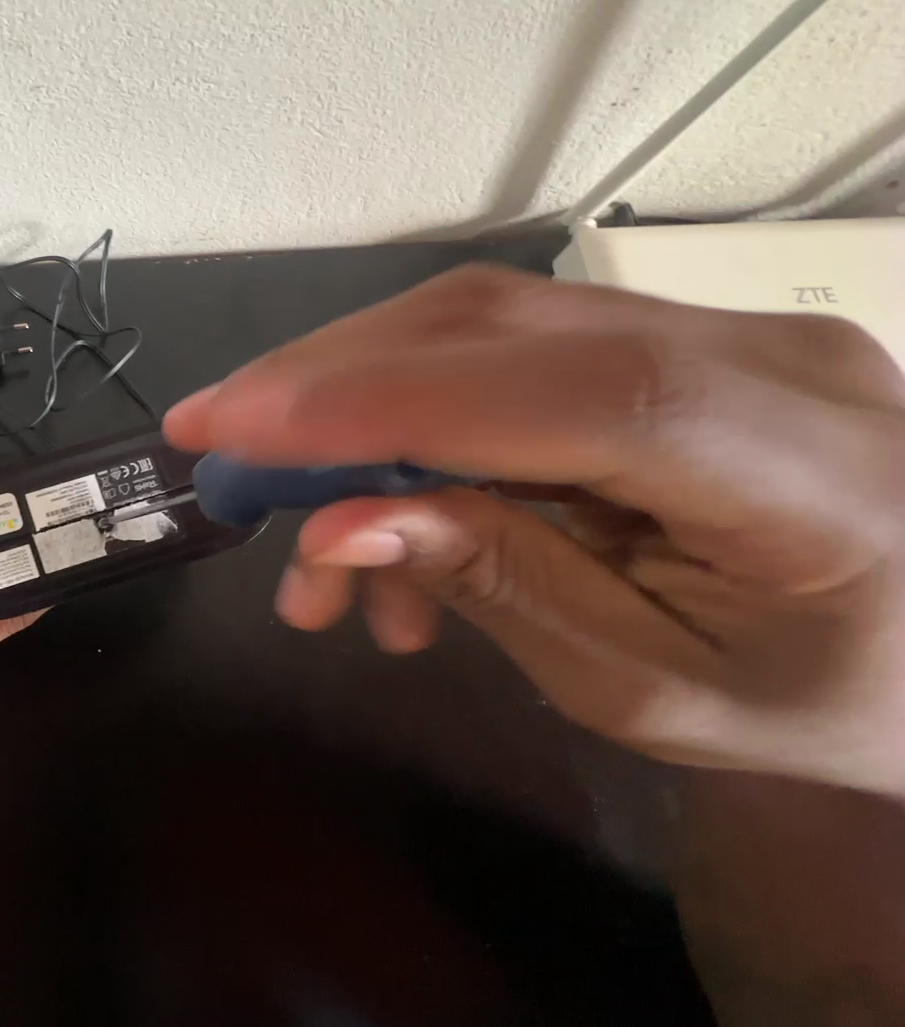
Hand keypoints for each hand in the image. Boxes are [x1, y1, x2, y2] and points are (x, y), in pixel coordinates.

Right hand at [165, 264, 904, 796]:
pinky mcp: (649, 340)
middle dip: (318, 381)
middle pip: (485, 325)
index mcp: (801, 470)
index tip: (232, 428)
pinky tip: (376, 527)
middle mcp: (752, 354)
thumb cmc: (818, 701)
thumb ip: (495, 585)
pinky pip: (484, 359)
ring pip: (466, 326)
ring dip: (342, 410)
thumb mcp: (642, 685)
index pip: (556, 395)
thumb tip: (338, 526)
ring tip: (294, 533)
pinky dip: (392, 427)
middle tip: (208, 436)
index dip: (376, 403)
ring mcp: (700, 330)